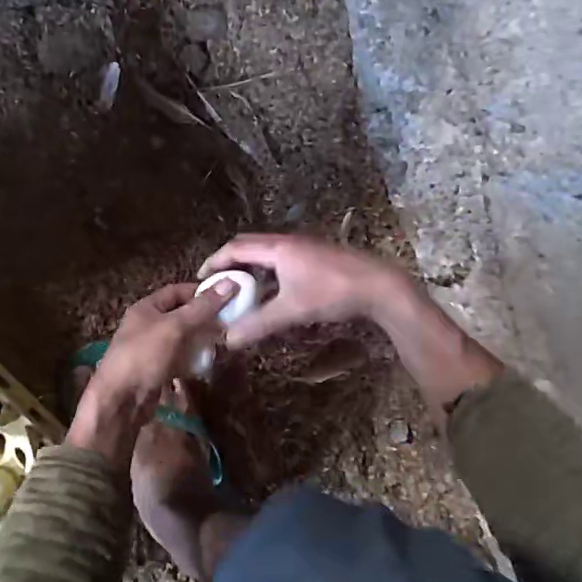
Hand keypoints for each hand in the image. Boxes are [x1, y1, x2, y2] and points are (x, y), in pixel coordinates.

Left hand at [65, 279, 238, 466]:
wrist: (120, 401)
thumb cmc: (144, 355)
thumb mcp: (174, 326)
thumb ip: (202, 307)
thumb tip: (229, 282)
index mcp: (146, 308)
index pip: (176, 291)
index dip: (200, 291)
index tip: (226, 296)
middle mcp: (147, 325)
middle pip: (181, 315)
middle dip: (204, 317)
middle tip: (230, 320)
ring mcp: (151, 349)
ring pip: (182, 338)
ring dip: (201, 339)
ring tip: (225, 340)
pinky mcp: (157, 370)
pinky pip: (179, 359)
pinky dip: (194, 359)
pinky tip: (210, 361)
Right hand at [199, 233, 411, 347]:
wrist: (380, 286)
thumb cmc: (332, 292)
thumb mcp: (291, 311)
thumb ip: (258, 325)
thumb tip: (229, 340)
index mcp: (277, 248)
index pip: (235, 248)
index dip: (215, 261)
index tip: (201, 277)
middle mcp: (289, 242)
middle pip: (250, 246)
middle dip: (230, 262)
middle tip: (218, 282)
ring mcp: (305, 247)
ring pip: (268, 253)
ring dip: (251, 268)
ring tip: (240, 289)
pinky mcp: (318, 256)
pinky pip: (282, 259)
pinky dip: (268, 272)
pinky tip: (272, 292)